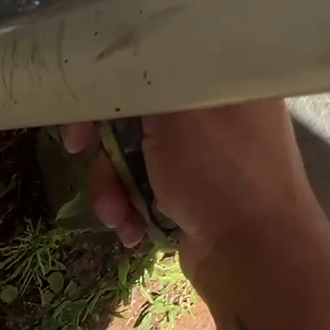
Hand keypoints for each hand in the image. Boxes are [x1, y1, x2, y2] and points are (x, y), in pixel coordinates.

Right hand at [60, 101, 329, 281]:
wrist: (251, 250)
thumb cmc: (218, 174)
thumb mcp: (175, 117)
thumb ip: (141, 92)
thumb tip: (114, 90)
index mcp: (218, 80)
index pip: (145, 80)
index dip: (104, 107)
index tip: (78, 140)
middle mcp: (213, 112)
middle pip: (133, 127)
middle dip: (108, 165)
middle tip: (102, 190)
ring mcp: (204, 156)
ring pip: (134, 165)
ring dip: (116, 195)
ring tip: (119, 220)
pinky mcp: (193, 193)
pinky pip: (146, 193)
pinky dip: (133, 212)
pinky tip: (134, 231)